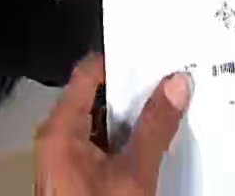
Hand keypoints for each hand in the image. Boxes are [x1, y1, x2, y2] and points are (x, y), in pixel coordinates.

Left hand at [36, 55, 189, 195]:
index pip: (89, 71)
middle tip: (170, 74)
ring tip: (169, 101)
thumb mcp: (134, 176)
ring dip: (134, 117)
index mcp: (60, 129)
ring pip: (103, 123)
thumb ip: (155, 126)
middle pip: (97, 96)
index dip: (121, 59)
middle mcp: (57, 140)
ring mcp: (65, 163)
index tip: (154, 52)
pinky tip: (156, 138)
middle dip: (135, 89)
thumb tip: (178, 80)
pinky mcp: (76, 184)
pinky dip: (127, 141)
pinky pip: (102, 147)